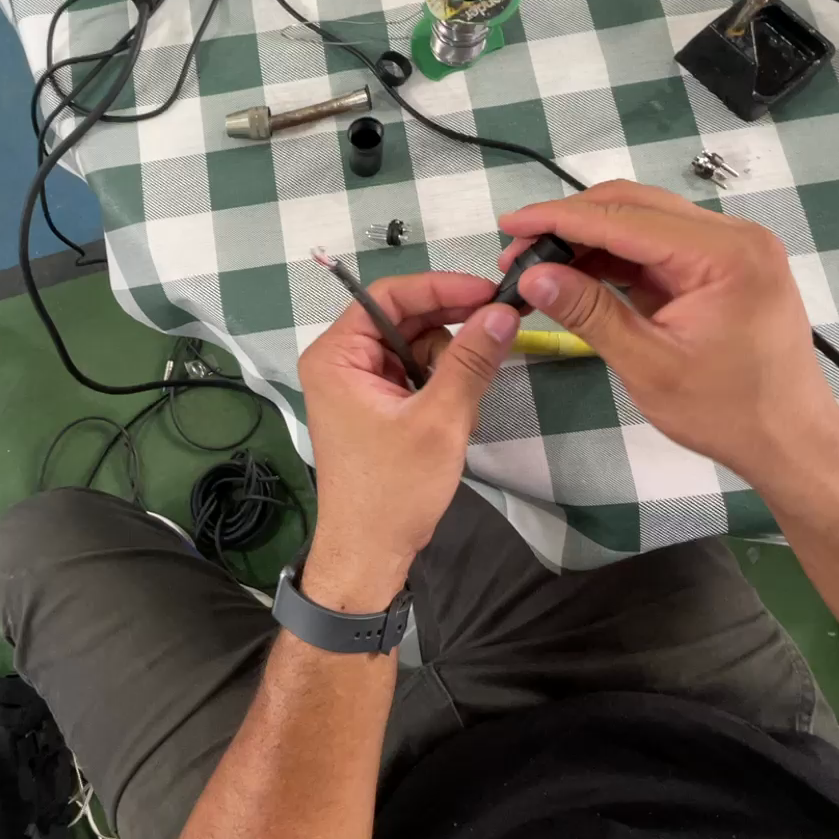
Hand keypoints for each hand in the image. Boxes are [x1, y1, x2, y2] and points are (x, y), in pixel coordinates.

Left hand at [296, 272, 519, 611]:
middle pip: (403, 319)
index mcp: (336, 355)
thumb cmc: (394, 488)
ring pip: (414, 347)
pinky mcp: (373, 404)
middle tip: (499, 329)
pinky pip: (413, 374)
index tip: (489, 292)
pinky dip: (439, 386)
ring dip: (447, 365)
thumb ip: (470, 361)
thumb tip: (503, 312)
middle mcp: (340, 361)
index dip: (440, 287)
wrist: (370, 551)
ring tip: (462, 405)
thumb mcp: (439, 420)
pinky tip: (453, 415)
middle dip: (450, 328)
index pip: (388, 297)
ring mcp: (356, 383)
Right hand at [498, 180, 838, 483]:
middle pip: (632, 206)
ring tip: (536, 265)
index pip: (623, 217)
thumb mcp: (647, 364)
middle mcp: (731, 236)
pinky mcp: (714, 269)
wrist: (789, 441)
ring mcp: (726, 250)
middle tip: (516, 250)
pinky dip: (609, 258)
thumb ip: (589, 312)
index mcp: (724, 253)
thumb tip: (532, 276)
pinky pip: (651, 249)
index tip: (508, 223)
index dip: (559, 219)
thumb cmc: (725, 410)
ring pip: (639, 223)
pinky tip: (572, 274)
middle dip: (569, 223)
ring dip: (585, 239)